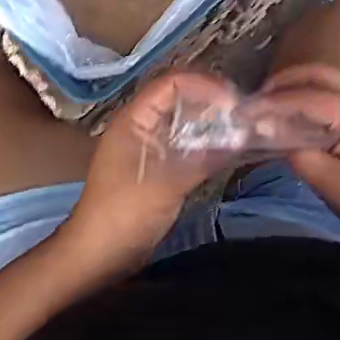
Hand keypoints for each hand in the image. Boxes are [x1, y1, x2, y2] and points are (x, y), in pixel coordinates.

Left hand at [61, 72, 236, 262]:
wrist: (95, 256)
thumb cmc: (123, 214)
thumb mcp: (167, 184)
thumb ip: (206, 157)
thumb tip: (244, 136)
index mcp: (134, 119)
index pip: (173, 83)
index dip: (205, 85)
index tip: (234, 102)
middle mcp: (141, 125)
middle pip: (181, 97)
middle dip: (213, 101)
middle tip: (244, 113)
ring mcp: (148, 145)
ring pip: (185, 120)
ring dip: (211, 121)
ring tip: (242, 128)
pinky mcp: (157, 165)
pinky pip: (185, 141)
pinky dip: (206, 141)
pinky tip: (227, 150)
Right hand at [254, 65, 339, 248]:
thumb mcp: (330, 183)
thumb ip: (297, 152)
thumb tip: (270, 132)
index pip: (305, 96)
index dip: (270, 102)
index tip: (242, 111)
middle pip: (318, 75)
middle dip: (283, 82)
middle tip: (254, 100)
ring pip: (328, 81)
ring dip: (298, 86)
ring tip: (268, 103)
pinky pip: (336, 94)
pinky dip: (312, 96)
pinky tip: (295, 113)